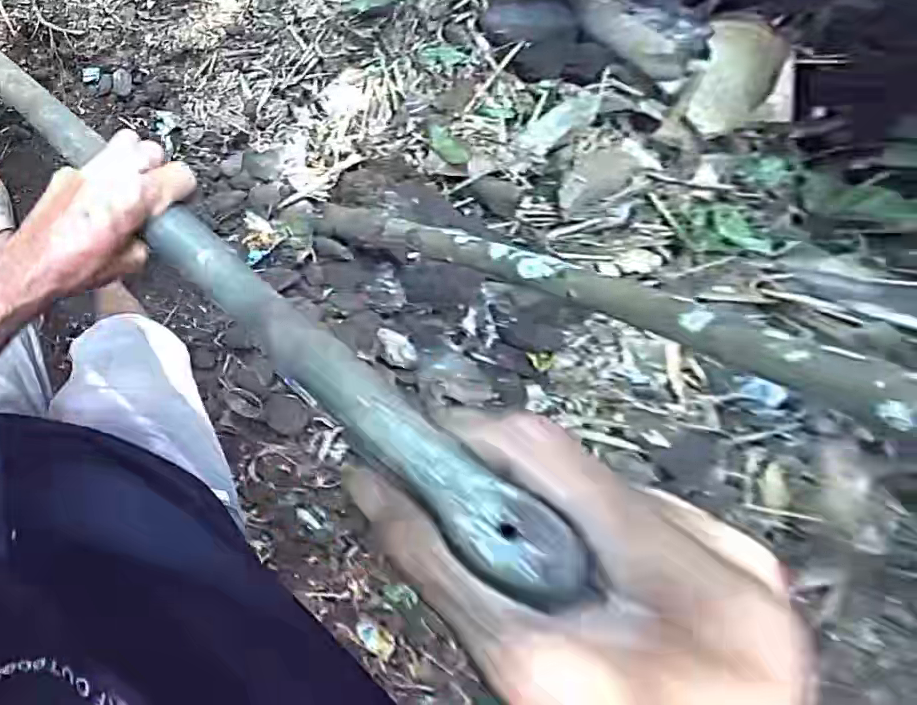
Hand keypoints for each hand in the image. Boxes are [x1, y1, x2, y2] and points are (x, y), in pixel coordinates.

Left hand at [0, 129, 195, 304]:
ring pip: (124, 142)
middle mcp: (110, 176)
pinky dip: (102, 172)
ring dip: (132, 160)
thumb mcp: (127, 264)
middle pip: (152, 150)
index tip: (179, 199)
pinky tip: (98, 194)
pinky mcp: (66, 172)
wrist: (29, 268)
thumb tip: (148, 230)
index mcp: (132, 197)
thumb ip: (147, 239)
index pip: (179, 174)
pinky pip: (95, 161)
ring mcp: (86, 170)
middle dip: (157, 169)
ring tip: (128, 185)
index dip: (183, 189)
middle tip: (152, 193)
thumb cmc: (70, 270)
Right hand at [347, 412, 812, 704]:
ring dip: (525, 510)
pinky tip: (554, 577)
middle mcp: (718, 552)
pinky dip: (563, 531)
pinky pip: (615, 520)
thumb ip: (431, 560)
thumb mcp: (511, 660)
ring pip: (583, 488)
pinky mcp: (727, 582)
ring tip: (507, 565)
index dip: (460, 437)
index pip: (538, 443)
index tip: (409, 463)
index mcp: (685, 570)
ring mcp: (731, 567)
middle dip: (490, 487)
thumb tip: (365, 481)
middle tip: (454, 530)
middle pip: (559, 466)